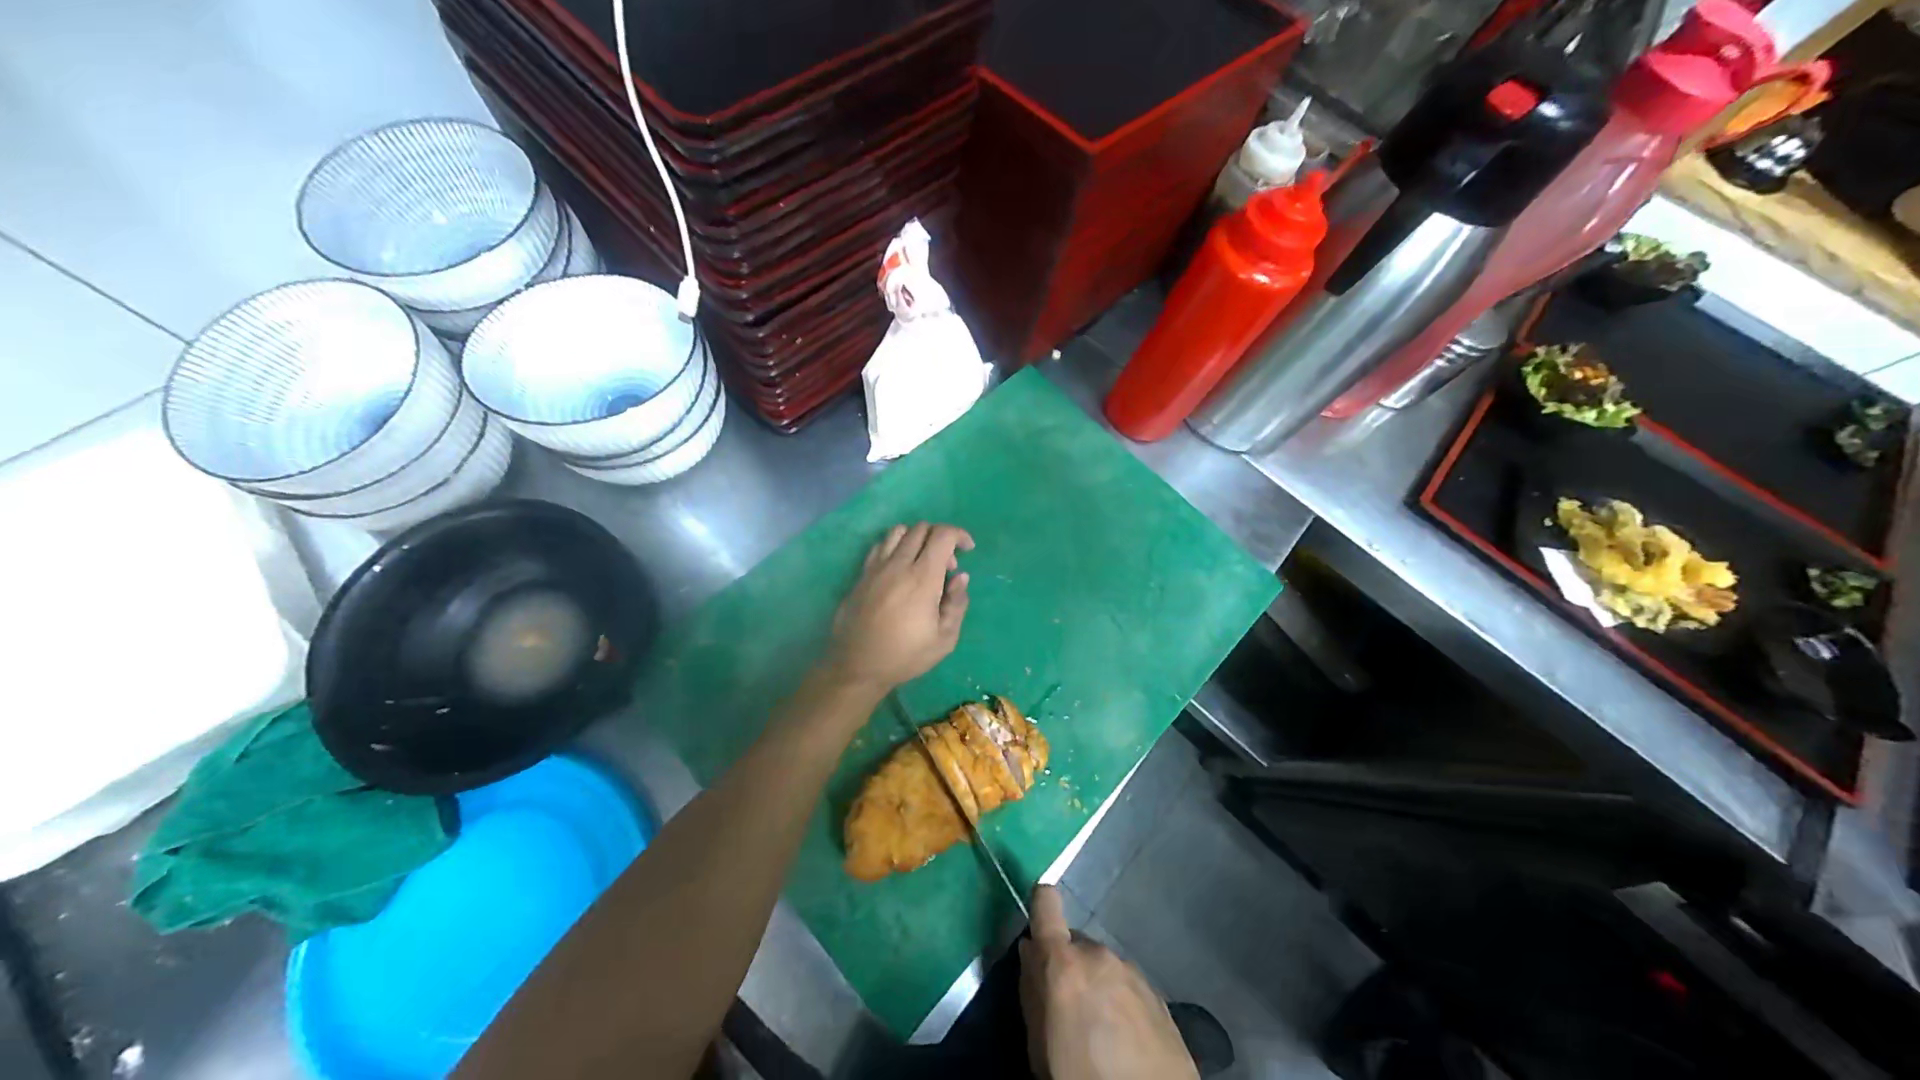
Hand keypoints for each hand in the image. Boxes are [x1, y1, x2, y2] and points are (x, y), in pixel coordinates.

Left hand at [824, 523, 972, 693]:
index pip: (942, 535)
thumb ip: (957, 604)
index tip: (968, 548)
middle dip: (941, 538)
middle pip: (921, 528)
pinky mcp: (862, 574)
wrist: (857, 666)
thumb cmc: (905, 656)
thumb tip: (960, 577)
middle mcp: (898, 564)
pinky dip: (896, 546)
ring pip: (898, 531)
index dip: (959, 535)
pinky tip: (899, 569)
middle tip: (946, 566)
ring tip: (922, 562)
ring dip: (917, 538)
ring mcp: (876, 567)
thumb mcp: (944, 639)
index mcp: (922, 578)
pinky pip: (880, 545)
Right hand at [1020, 885, 1198, 1079]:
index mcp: (1063, 961)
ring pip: (1103, 967)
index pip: (1046, 904)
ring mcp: (1133, 971)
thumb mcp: (1038, 1043)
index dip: (1040, 905)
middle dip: (1069, 967)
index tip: (1037, 920)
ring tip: (1100, 1030)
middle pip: (1075, 945)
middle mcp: (1099, 954)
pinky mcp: (1159, 995)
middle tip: (1069, 1008)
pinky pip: (1128, 987)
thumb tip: (1031, 953)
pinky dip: (1122, 1003)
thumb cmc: (1079, 1076)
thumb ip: (1031, 990)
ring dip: (1097, 986)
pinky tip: (1125, 1039)